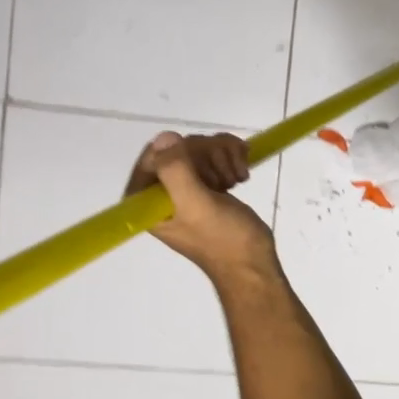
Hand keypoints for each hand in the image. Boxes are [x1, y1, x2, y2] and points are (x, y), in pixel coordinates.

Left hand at [125, 131, 276, 282]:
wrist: (253, 262)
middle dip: (211, 156)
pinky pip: (217, 155)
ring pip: (202, 148)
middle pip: (182, 147)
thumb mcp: (197, 206)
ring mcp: (186, 187)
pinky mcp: (209, 186)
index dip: (186, 153)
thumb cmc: (224, 239)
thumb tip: (165, 136)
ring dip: (226, 157)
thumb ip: (176, 171)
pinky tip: (242, 175)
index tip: (207, 172)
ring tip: (237, 180)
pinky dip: (233, 159)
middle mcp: (161, 189)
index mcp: (145, 197)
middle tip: (226, 181)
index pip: (156, 152)